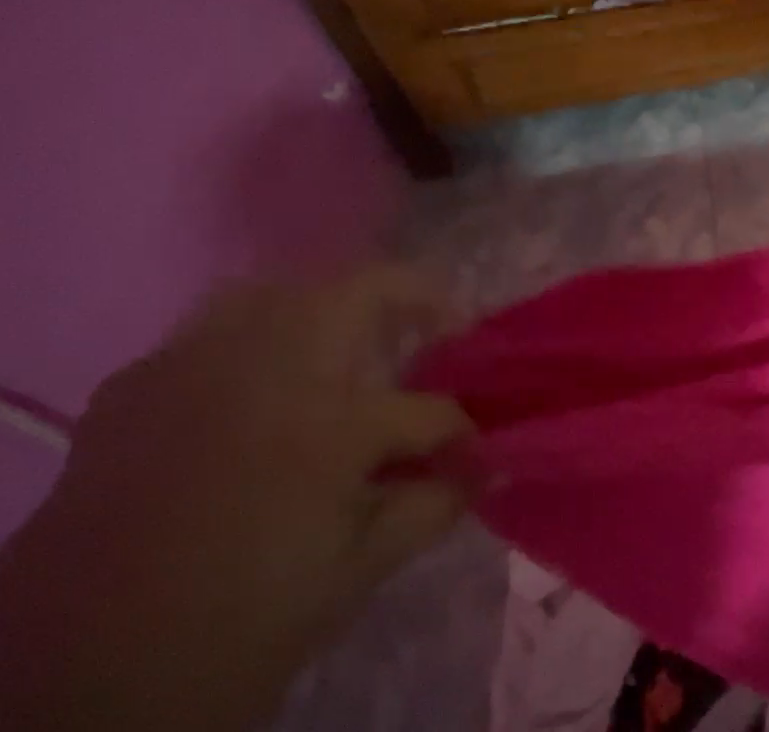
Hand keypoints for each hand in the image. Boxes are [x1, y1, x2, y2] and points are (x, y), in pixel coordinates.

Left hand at [0, 268, 475, 731]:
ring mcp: (189, 373)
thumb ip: (437, 502)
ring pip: (277, 292)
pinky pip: (209, 333)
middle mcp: (260, 375)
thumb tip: (485, 463)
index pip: (430, 409)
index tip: (474, 457)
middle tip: (444, 334)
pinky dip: (256, 340)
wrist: (83, 676)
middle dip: (420, 302)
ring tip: (357, 347)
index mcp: (327, 429)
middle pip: (360, 292)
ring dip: (333, 309)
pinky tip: (267, 389)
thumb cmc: (246, 620)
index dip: (463, 434)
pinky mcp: (133, 391)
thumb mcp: (364, 570)